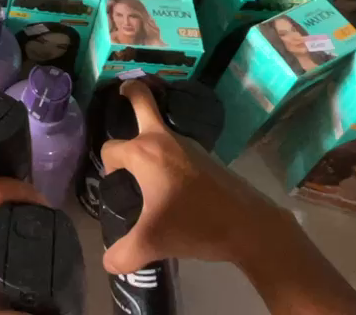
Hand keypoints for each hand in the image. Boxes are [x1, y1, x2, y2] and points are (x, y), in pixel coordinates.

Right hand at [99, 80, 299, 273]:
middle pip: (142, 98)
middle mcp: (162, 139)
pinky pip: (178, 145)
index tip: (115, 186)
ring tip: (146, 163)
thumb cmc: (194, 225)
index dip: (107, 167)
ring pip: (161, 127)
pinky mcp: (206, 155)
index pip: (111, 149)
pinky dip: (169, 152)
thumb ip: (124, 254)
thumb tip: (107, 264)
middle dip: (130, 90)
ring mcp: (187, 144)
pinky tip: (173, 181)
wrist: (249, 226)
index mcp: (144, 153)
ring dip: (151, 132)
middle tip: (123, 92)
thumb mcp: (154, 243)